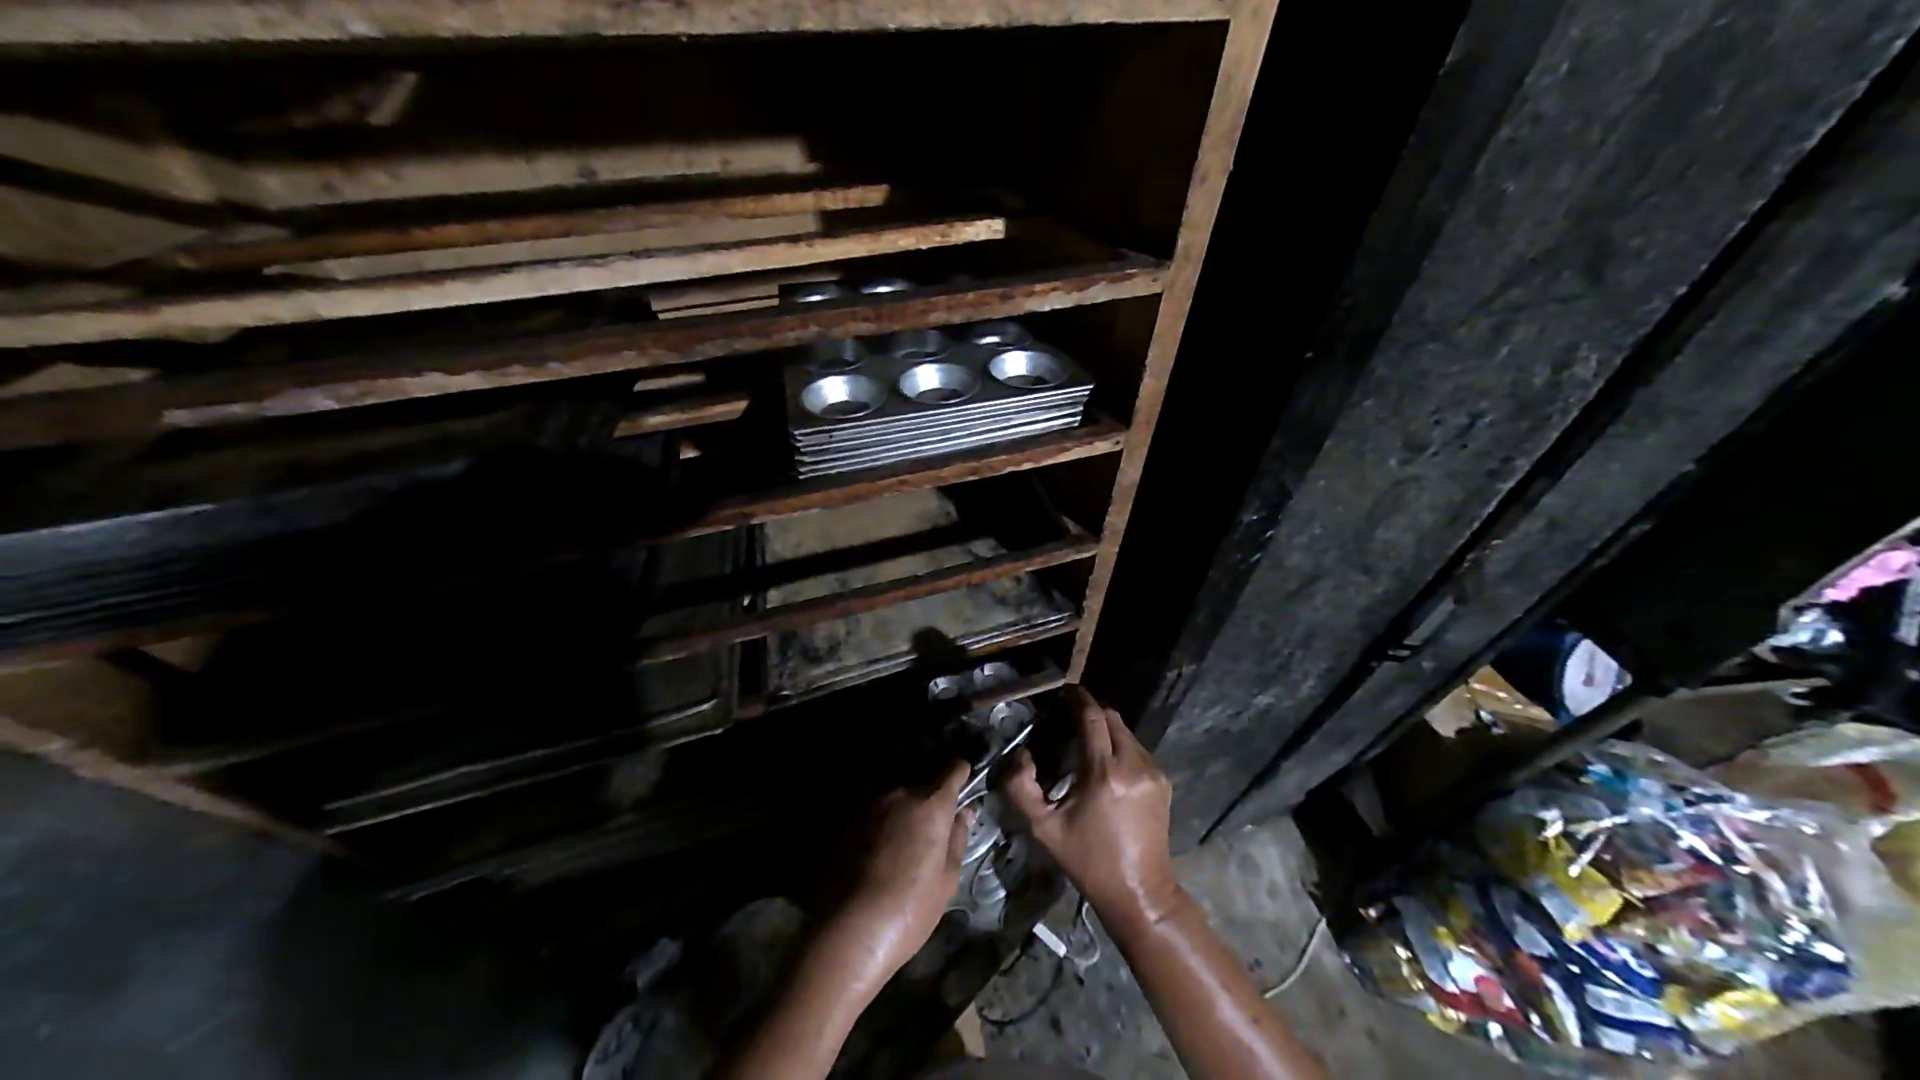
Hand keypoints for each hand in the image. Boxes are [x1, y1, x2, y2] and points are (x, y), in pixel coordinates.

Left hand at [815, 760, 974, 986]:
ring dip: (904, 813)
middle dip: (931, 802)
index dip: (961, 774)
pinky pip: (875, 814)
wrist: (849, 931)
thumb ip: (957, 837)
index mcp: (931, 804)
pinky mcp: (847, 821)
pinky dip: (882, 825)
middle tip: (934, 832)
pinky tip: (881, 855)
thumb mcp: (947, 879)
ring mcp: (870, 805)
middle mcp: (900, 794)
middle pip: (923, 786)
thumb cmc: (911, 909)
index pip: (952, 769)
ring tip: (905, 848)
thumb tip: (965, 812)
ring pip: (897, 800)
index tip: (964, 784)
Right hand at [1004, 687, 1183, 929]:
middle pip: (1112, 718)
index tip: (1064, 691)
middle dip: (1091, 710)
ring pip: (1127, 733)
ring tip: (1084, 737)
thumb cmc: (1088, 860)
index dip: (1078, 699)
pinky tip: (1105, 761)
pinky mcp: (1163, 782)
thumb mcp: (1044, 828)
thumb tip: (1021, 755)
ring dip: (1106, 728)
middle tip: (1069, 712)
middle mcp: (1134, 765)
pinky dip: (1119, 745)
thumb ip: (1021, 788)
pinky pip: (1138, 750)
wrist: (1139, 891)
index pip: (1092, 718)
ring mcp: (1153, 772)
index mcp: (1103, 773)